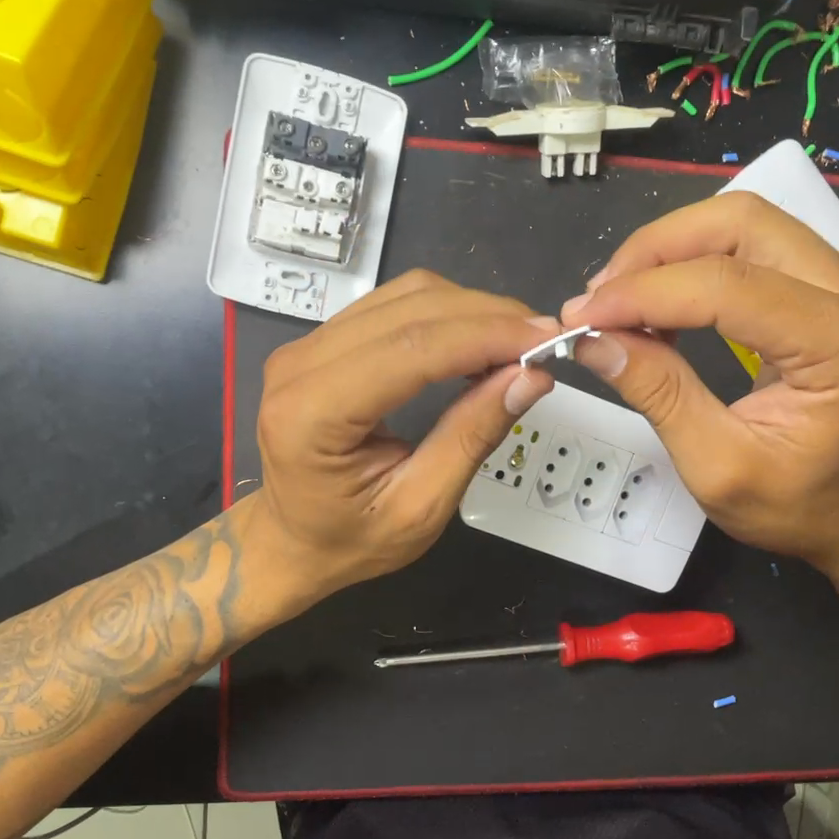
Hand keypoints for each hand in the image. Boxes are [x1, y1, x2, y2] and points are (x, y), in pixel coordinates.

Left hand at [253, 269, 558, 601]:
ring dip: (471, 310)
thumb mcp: (421, 508)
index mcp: (312, 414)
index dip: (485, 335)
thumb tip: (531, 377)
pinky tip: (480, 341)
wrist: (291, 542)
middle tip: (546, 340)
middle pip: (410, 309)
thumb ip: (471, 437)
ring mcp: (306, 346)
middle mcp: (300, 364)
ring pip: (404, 296)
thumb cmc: (351, 541)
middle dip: (487, 316)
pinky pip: (392, 306)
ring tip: (519, 342)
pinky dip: (447, 316)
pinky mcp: (321, 341)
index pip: (412, 349)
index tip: (547, 338)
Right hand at [560, 192, 838, 572]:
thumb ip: (660, 395)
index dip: (644, 294)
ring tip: (616, 300)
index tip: (580, 318)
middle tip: (598, 299)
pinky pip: (748, 247)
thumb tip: (593, 340)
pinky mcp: (822, 285)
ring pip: (741, 224)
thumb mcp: (717, 466)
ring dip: (668, 251)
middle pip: (741, 224)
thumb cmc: (797, 506)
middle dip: (655, 250)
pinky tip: (654, 304)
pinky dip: (689, 263)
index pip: (729, 286)